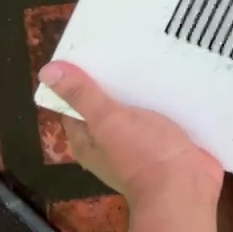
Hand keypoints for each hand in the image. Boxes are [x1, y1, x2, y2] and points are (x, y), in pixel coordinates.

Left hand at [41, 62, 223, 208]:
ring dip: (148, 86)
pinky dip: (171, 97)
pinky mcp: (169, 141)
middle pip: (110, 103)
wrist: (184, 188)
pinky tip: (182, 76)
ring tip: (161, 52)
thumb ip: (83, 96)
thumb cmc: (142, 154)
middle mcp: (111, 142)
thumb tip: (47, 71)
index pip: (76, 104)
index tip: (96, 48)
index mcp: (89, 140)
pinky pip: (166, 114)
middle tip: (133, 43)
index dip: (80, 77)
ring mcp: (142, 142)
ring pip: (140, 107)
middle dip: (119, 77)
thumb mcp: (109, 121)